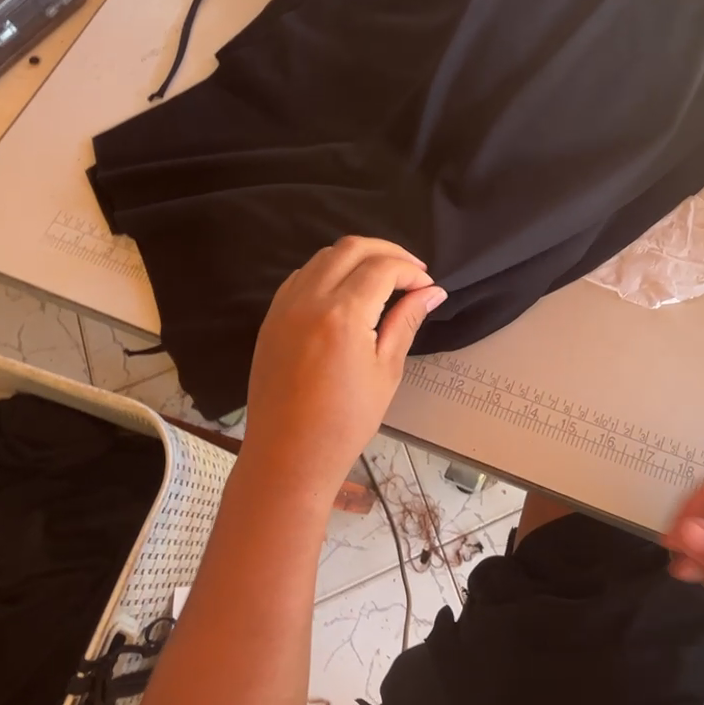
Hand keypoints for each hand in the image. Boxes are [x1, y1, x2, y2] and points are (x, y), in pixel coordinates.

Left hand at [242, 237, 445, 487]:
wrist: (288, 456)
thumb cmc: (345, 422)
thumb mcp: (387, 370)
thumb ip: (406, 321)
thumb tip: (432, 292)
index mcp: (342, 315)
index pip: (382, 268)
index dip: (410, 271)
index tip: (428, 287)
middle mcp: (309, 300)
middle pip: (351, 248)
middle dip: (387, 252)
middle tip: (411, 271)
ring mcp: (284, 307)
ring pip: (323, 257)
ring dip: (357, 258)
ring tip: (383, 279)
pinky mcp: (271, 319)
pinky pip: (301, 276)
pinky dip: (328, 272)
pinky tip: (347, 292)